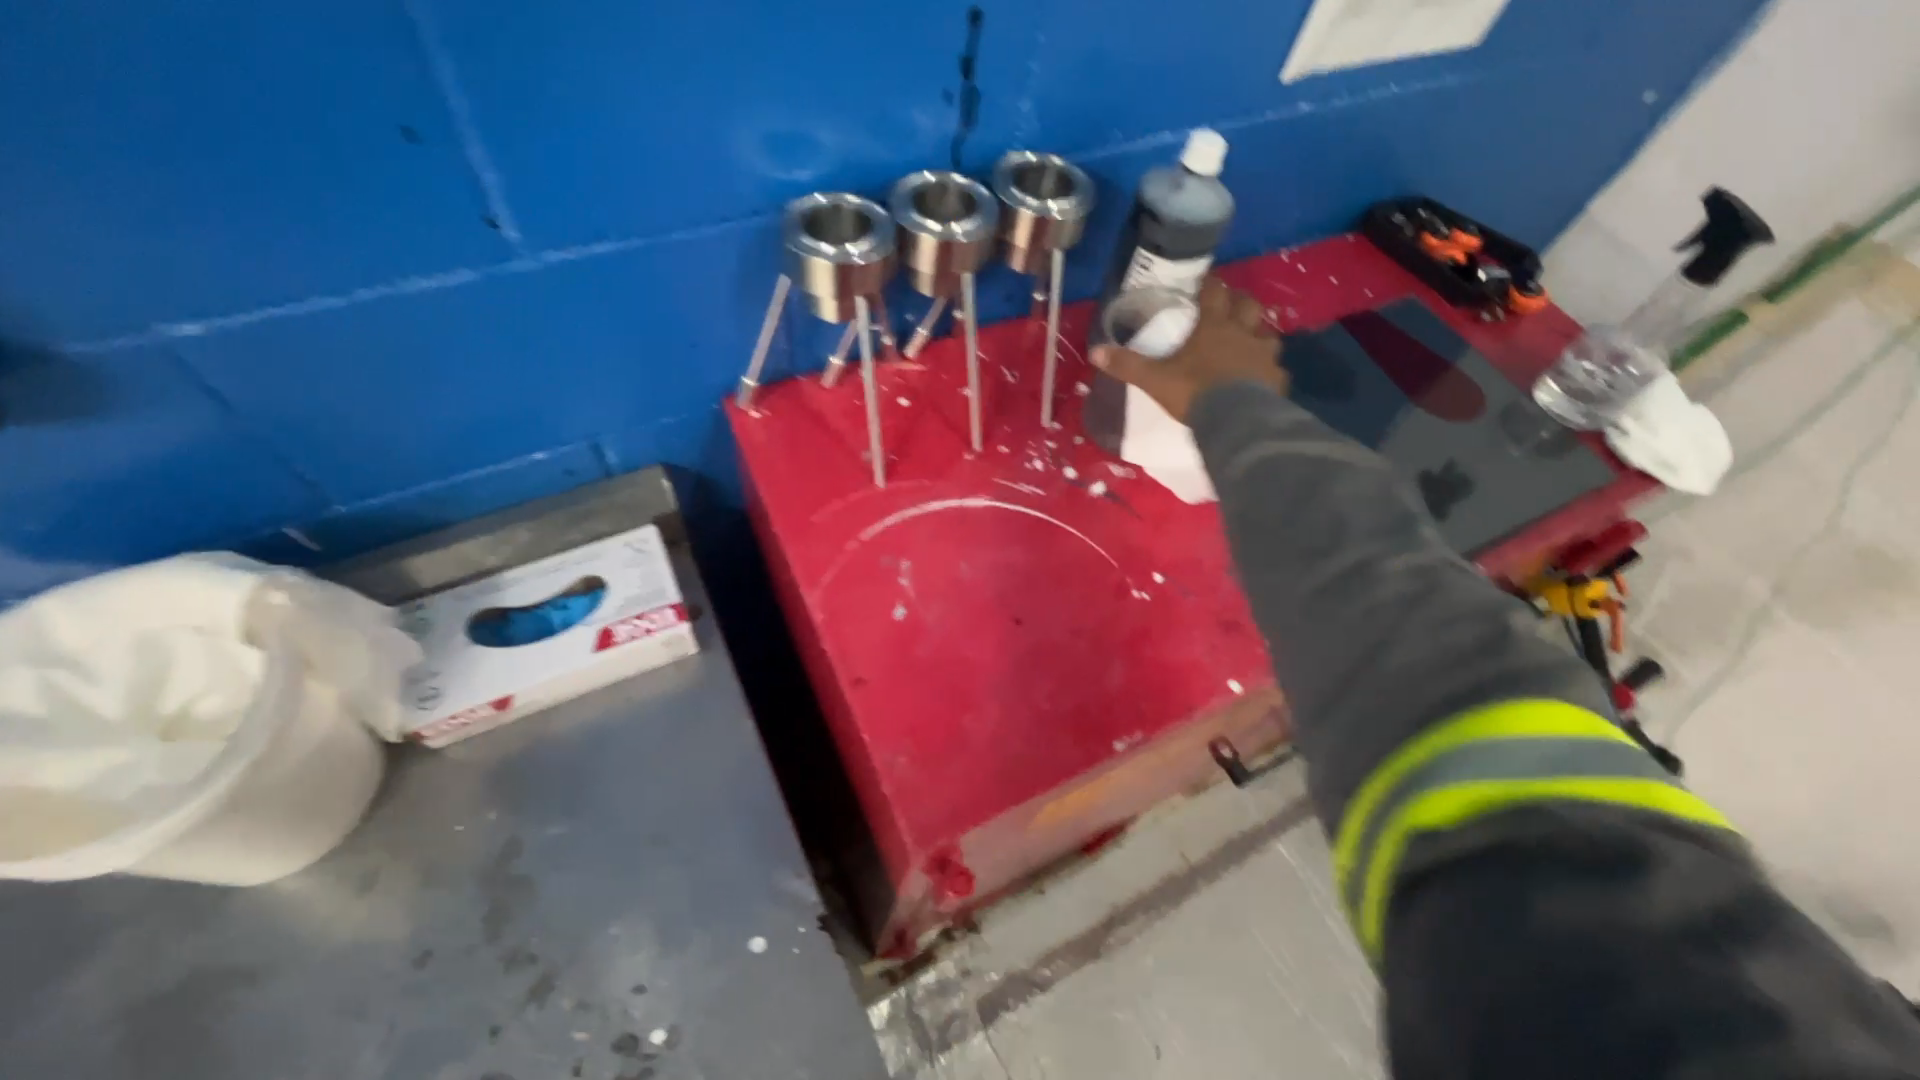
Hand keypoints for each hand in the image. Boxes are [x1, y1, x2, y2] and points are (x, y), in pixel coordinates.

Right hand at [1091, 277, 1287, 423]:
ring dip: (1260, 335)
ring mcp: (1264, 356)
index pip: (1215, 292)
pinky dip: (1271, 372)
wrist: (1235, 419)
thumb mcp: (1154, 379)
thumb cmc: (1193, 391)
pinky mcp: (1277, 380)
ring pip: (1269, 335)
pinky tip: (1264, 380)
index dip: (1211, 284)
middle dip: (1241, 302)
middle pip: (1249, 305)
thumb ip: (1127, 364)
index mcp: (1213, 327)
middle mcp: (1243, 333)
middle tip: (1231, 308)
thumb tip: (1095, 352)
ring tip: (1250, 344)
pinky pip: (1278, 370)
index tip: (1206, 281)